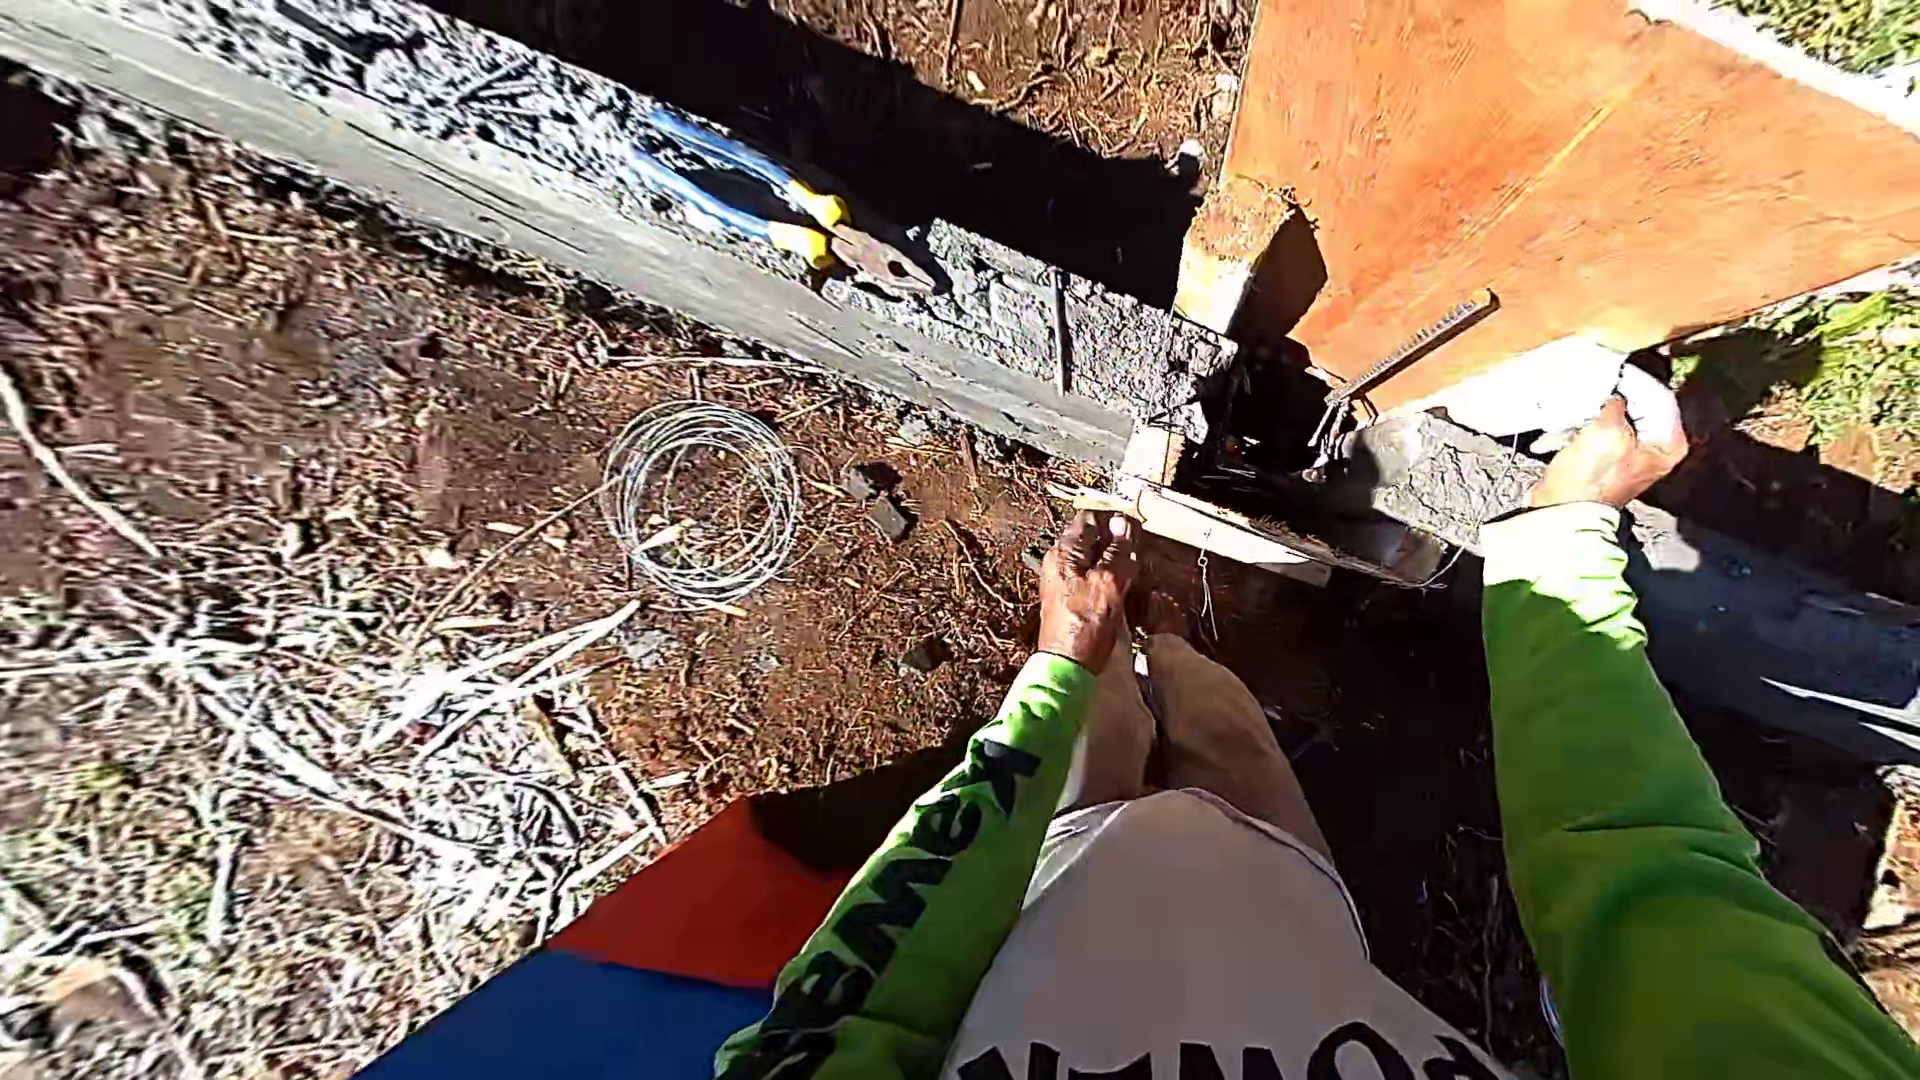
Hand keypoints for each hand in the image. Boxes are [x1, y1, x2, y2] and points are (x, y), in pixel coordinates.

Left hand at [1036, 510, 1138, 671]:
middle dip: (1117, 543)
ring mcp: (1064, 578)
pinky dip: (1109, 577)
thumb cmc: (1085, 626)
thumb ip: (1117, 552)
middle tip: (1135, 559)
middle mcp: (1059, 561)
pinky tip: (1121, 591)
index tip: (1135, 533)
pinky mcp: (1071, 595)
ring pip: (1095, 557)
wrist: (1068, 664)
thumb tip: (1124, 524)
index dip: (1114, 521)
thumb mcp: (1108, 584)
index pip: (1090, 519)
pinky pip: (1092, 575)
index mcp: (1063, 552)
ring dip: (1115, 562)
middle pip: (1093, 537)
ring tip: (1130, 577)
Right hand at [1529, 393, 1687, 508]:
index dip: (1635, 383)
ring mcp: (1624, 456)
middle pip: (1632, 411)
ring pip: (1605, 423)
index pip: (1658, 399)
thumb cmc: (1588, 477)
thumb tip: (1610, 394)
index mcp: (1666, 443)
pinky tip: (1549, 441)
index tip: (1613, 369)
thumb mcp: (1605, 434)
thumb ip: (1613, 408)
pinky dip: (1568, 435)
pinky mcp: (1597, 462)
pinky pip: (1587, 437)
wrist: (1559, 510)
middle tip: (1581, 393)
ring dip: (1578, 421)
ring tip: (1557, 424)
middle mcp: (1651, 448)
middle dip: (1602, 403)